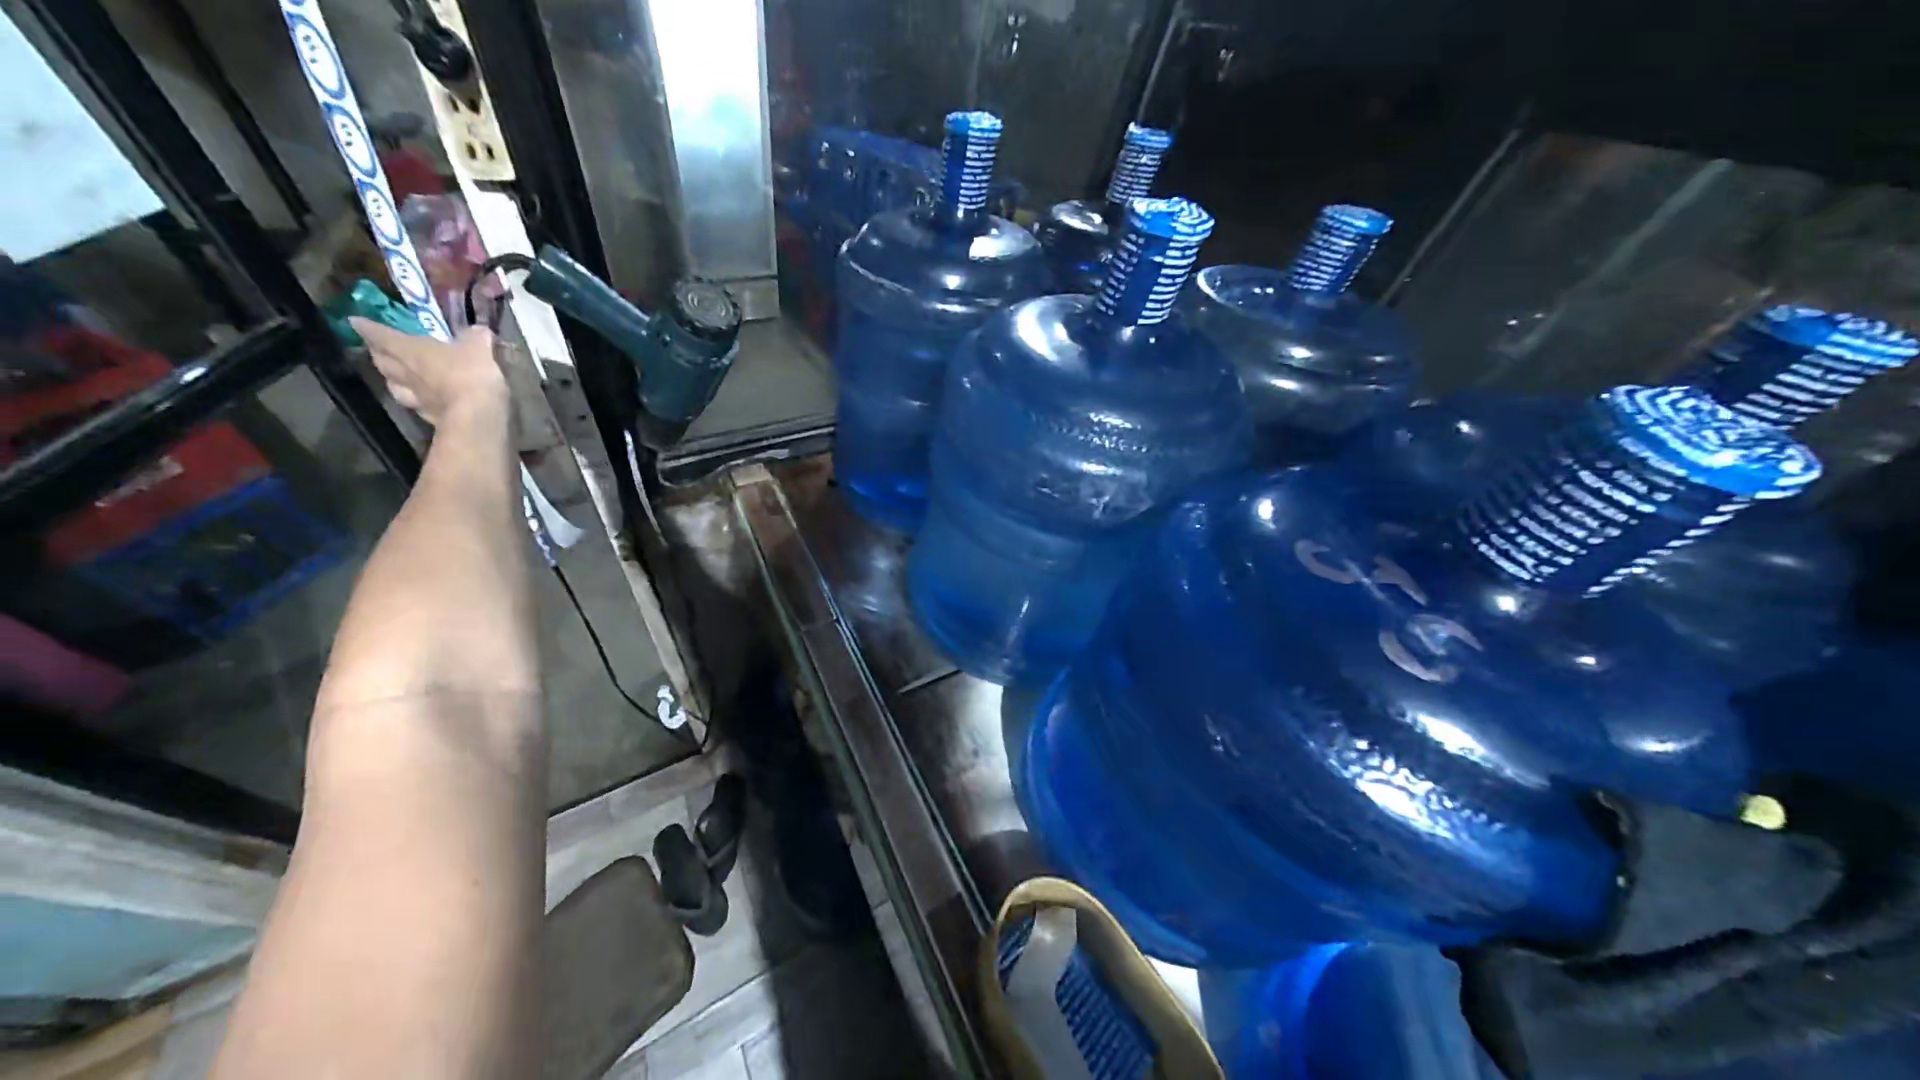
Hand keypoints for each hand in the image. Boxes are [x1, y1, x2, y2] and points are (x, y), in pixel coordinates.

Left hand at [351, 319, 506, 425]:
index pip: (381, 335)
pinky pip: (416, 404)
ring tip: (394, 376)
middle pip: (382, 361)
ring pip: (394, 385)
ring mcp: (416, 397)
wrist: (475, 417)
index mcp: (410, 350)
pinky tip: (424, 400)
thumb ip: (474, 337)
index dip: (368, 327)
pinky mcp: (430, 416)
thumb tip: (477, 332)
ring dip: (390, 378)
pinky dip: (416, 399)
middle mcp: (405, 373)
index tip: (355, 321)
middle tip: (376, 348)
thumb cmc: (469, 374)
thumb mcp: (477, 347)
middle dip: (378, 353)